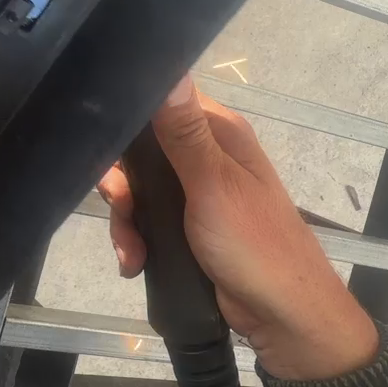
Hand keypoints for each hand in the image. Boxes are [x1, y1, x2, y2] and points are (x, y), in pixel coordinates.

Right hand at [99, 76, 377, 380]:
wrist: (282, 319)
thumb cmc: (252, 244)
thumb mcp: (212, 184)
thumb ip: (184, 131)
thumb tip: (169, 68)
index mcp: (217, 132)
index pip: (162, 102)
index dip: (129, 118)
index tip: (105, 144)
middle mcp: (204, 155)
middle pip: (140, 151)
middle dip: (122, 183)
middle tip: (120, 206)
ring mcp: (193, 191)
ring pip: (138, 189)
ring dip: (126, 220)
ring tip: (131, 251)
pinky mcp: (185, 224)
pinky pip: (146, 220)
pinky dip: (135, 239)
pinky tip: (135, 261)